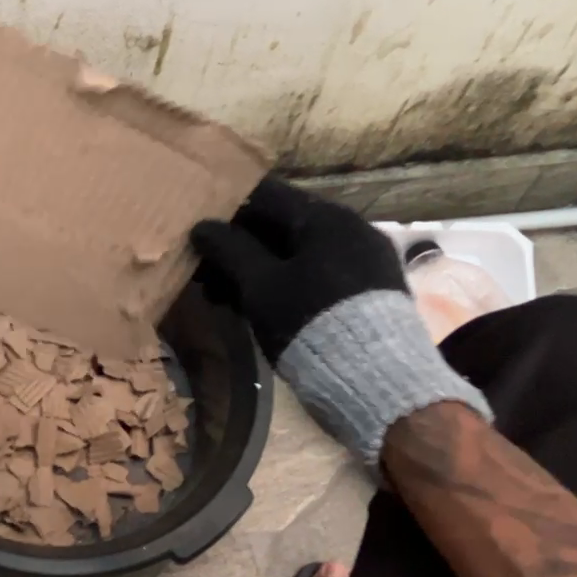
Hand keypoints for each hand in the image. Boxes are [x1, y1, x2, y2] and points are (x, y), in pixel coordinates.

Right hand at [190, 178, 488, 463]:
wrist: (378, 383)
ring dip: (256, 267)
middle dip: (238, 245)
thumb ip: (229, 250)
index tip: (198, 226)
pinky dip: (283, 281)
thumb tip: (202, 226)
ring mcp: (364, 261)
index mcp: (325, 217)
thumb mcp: (259, 284)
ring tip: (222, 295)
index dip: (226, 206)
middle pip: (281, 223)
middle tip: (205, 269)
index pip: (265, 193)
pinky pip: (315, 272)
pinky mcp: (370, 292)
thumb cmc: (311, 322)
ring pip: (296, 251)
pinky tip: (257, 305)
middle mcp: (351, 229)